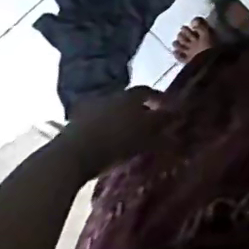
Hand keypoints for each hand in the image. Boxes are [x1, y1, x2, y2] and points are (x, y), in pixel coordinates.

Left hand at [47, 86, 172, 180]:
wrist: (70, 157)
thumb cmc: (114, 143)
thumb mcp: (145, 136)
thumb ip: (162, 124)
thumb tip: (179, 114)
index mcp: (129, 96)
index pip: (147, 92)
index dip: (159, 99)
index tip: (168, 108)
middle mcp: (109, 97)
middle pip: (128, 100)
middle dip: (139, 109)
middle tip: (149, 123)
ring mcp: (89, 110)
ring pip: (112, 111)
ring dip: (121, 120)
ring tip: (130, 135)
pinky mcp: (74, 125)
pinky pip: (97, 123)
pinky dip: (106, 129)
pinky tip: (110, 143)